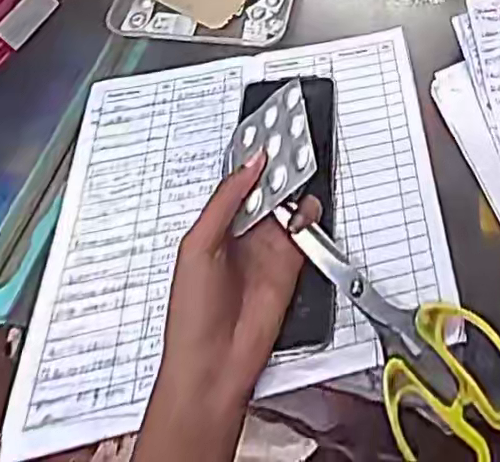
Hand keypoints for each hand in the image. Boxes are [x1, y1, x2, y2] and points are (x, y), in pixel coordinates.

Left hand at [137, 154, 320, 461]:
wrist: (213, 366)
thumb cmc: (191, 315)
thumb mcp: (198, 246)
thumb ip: (226, 200)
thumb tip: (249, 164)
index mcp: (218, 221)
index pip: (240, 178)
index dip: (253, 157)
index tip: (267, 134)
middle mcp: (244, 230)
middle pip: (268, 186)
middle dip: (279, 166)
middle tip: (289, 146)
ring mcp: (267, 245)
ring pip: (288, 203)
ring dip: (294, 189)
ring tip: (295, 180)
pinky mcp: (289, 262)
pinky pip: (305, 229)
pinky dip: (308, 217)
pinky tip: (299, 216)